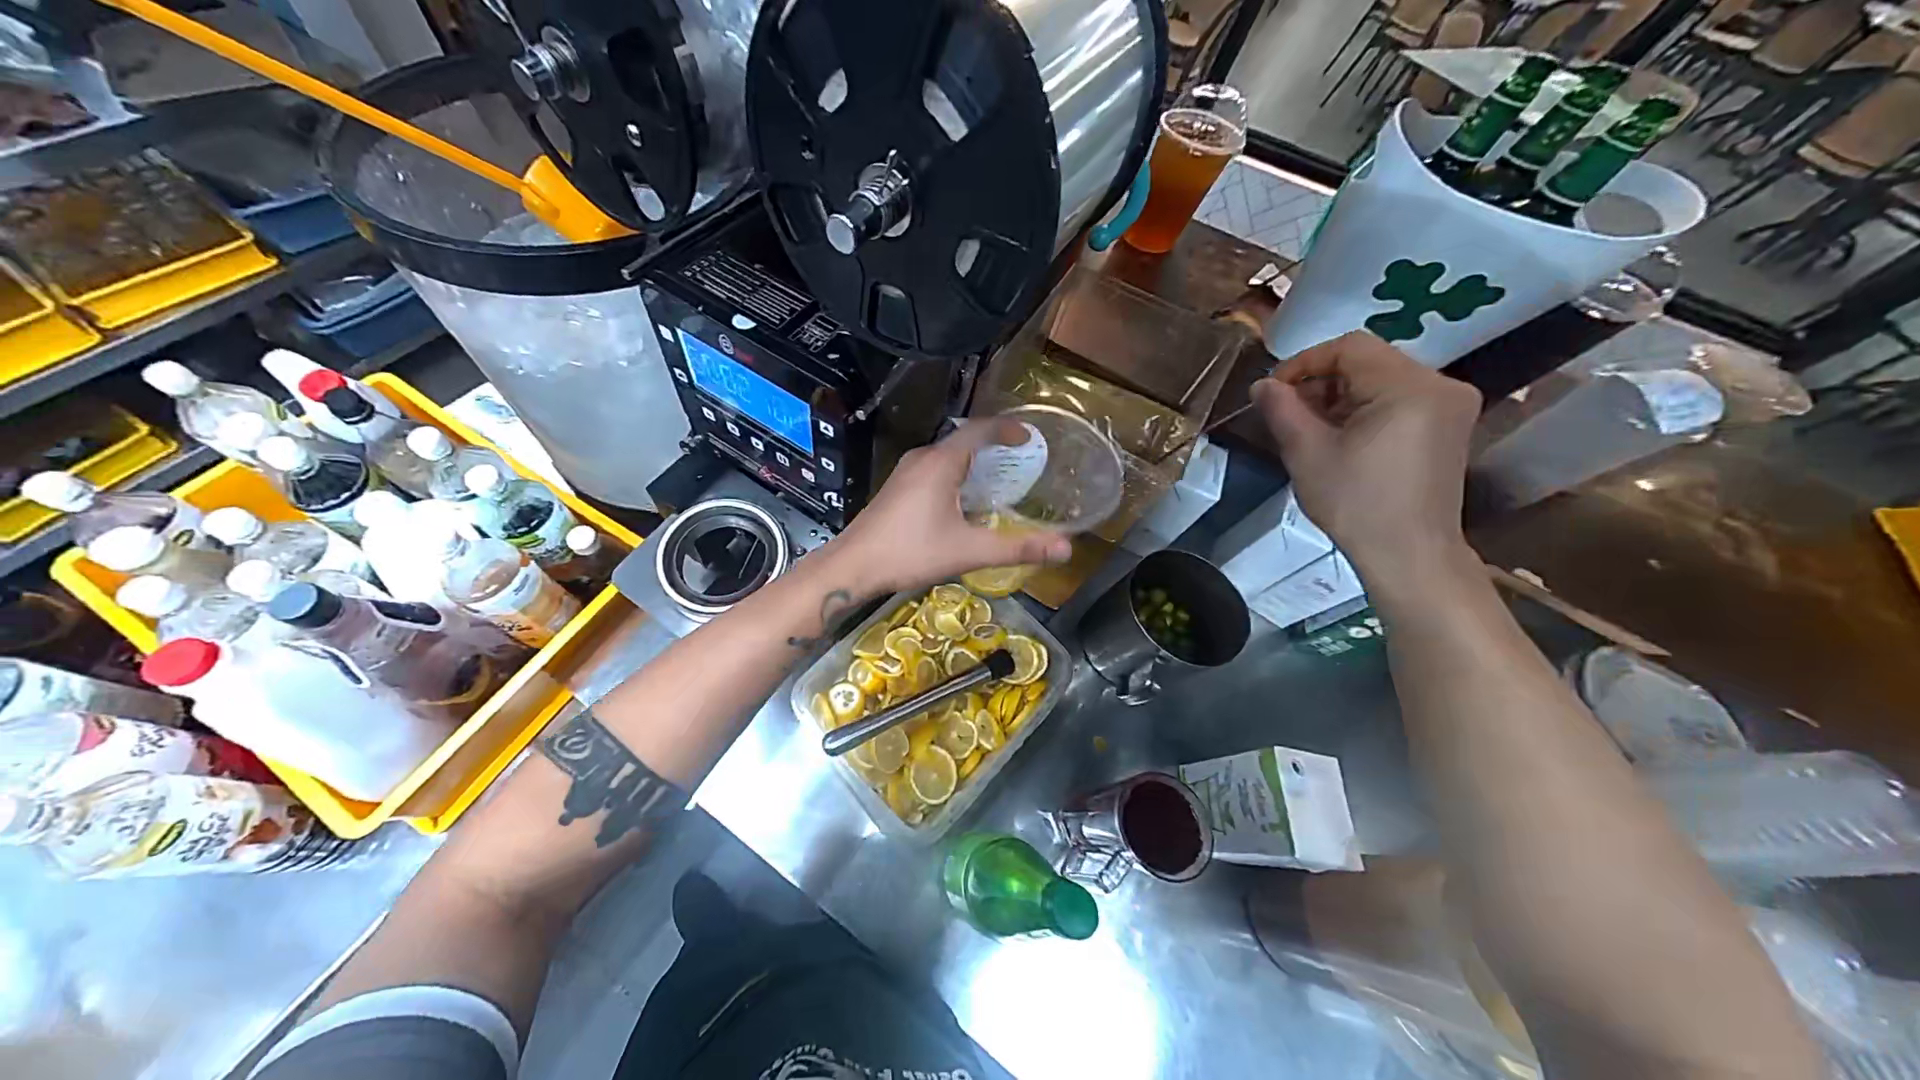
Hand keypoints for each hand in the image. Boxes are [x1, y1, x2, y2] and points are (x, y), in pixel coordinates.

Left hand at [828, 419, 1073, 592]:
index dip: (1008, 429)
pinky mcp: (897, 487)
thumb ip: (1017, 548)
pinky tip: (966, 501)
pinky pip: (935, 469)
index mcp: (941, 463)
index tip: (1030, 437)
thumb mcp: (968, 551)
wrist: (853, 566)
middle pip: (964, 440)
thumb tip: (1064, 549)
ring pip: (948, 456)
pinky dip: (957, 475)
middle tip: (1022, 463)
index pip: (980, 429)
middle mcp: (922, 459)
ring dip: (975, 462)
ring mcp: (906, 472)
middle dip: (994, 447)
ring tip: (1001, 481)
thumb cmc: (910, 553)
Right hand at [1251, 331, 1480, 583]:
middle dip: (1322, 381)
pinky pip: (1399, 398)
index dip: (1304, 362)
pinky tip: (1343, 437)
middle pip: (1368, 361)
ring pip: (1382, 379)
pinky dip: (1365, 408)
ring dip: (1341, 396)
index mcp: (1409, 387)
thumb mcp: (1307, 454)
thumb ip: (1281, 409)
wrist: (1409, 555)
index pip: (1349, 347)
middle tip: (1288, 413)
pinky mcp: (1450, 425)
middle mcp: (1440, 385)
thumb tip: (1262, 385)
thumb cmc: (1356, 505)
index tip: (1274, 392)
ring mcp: (1451, 405)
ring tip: (1312, 428)